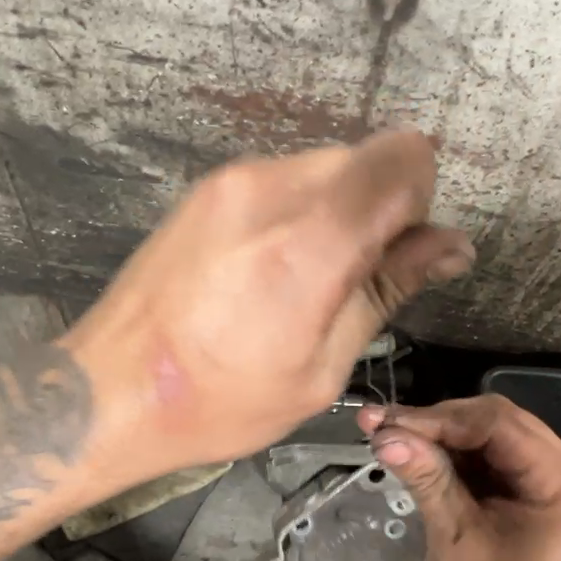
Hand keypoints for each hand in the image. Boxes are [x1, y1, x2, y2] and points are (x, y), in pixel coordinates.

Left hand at [61, 130, 472, 481]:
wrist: (110, 391)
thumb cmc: (220, 401)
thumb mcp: (320, 367)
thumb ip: (386, 290)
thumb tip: (449, 246)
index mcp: (312, 240)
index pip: (406, 159)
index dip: (418, 205)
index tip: (398, 257)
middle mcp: (273, 188)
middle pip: (366, 162)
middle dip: (378, 213)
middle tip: (350, 285)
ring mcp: (231, 181)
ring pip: (323, 169)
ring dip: (334, 215)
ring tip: (296, 288)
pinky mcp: (205, 190)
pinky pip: (279, 182)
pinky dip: (294, 215)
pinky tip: (262, 275)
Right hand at [358, 396, 560, 560]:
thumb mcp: (455, 538)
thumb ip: (427, 479)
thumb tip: (383, 436)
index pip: (496, 425)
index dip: (436, 419)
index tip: (383, 424)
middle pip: (496, 419)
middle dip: (435, 422)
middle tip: (379, 427)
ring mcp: (555, 474)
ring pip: (490, 430)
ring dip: (440, 433)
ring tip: (389, 435)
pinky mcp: (536, 484)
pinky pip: (491, 451)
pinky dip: (453, 450)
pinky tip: (416, 450)